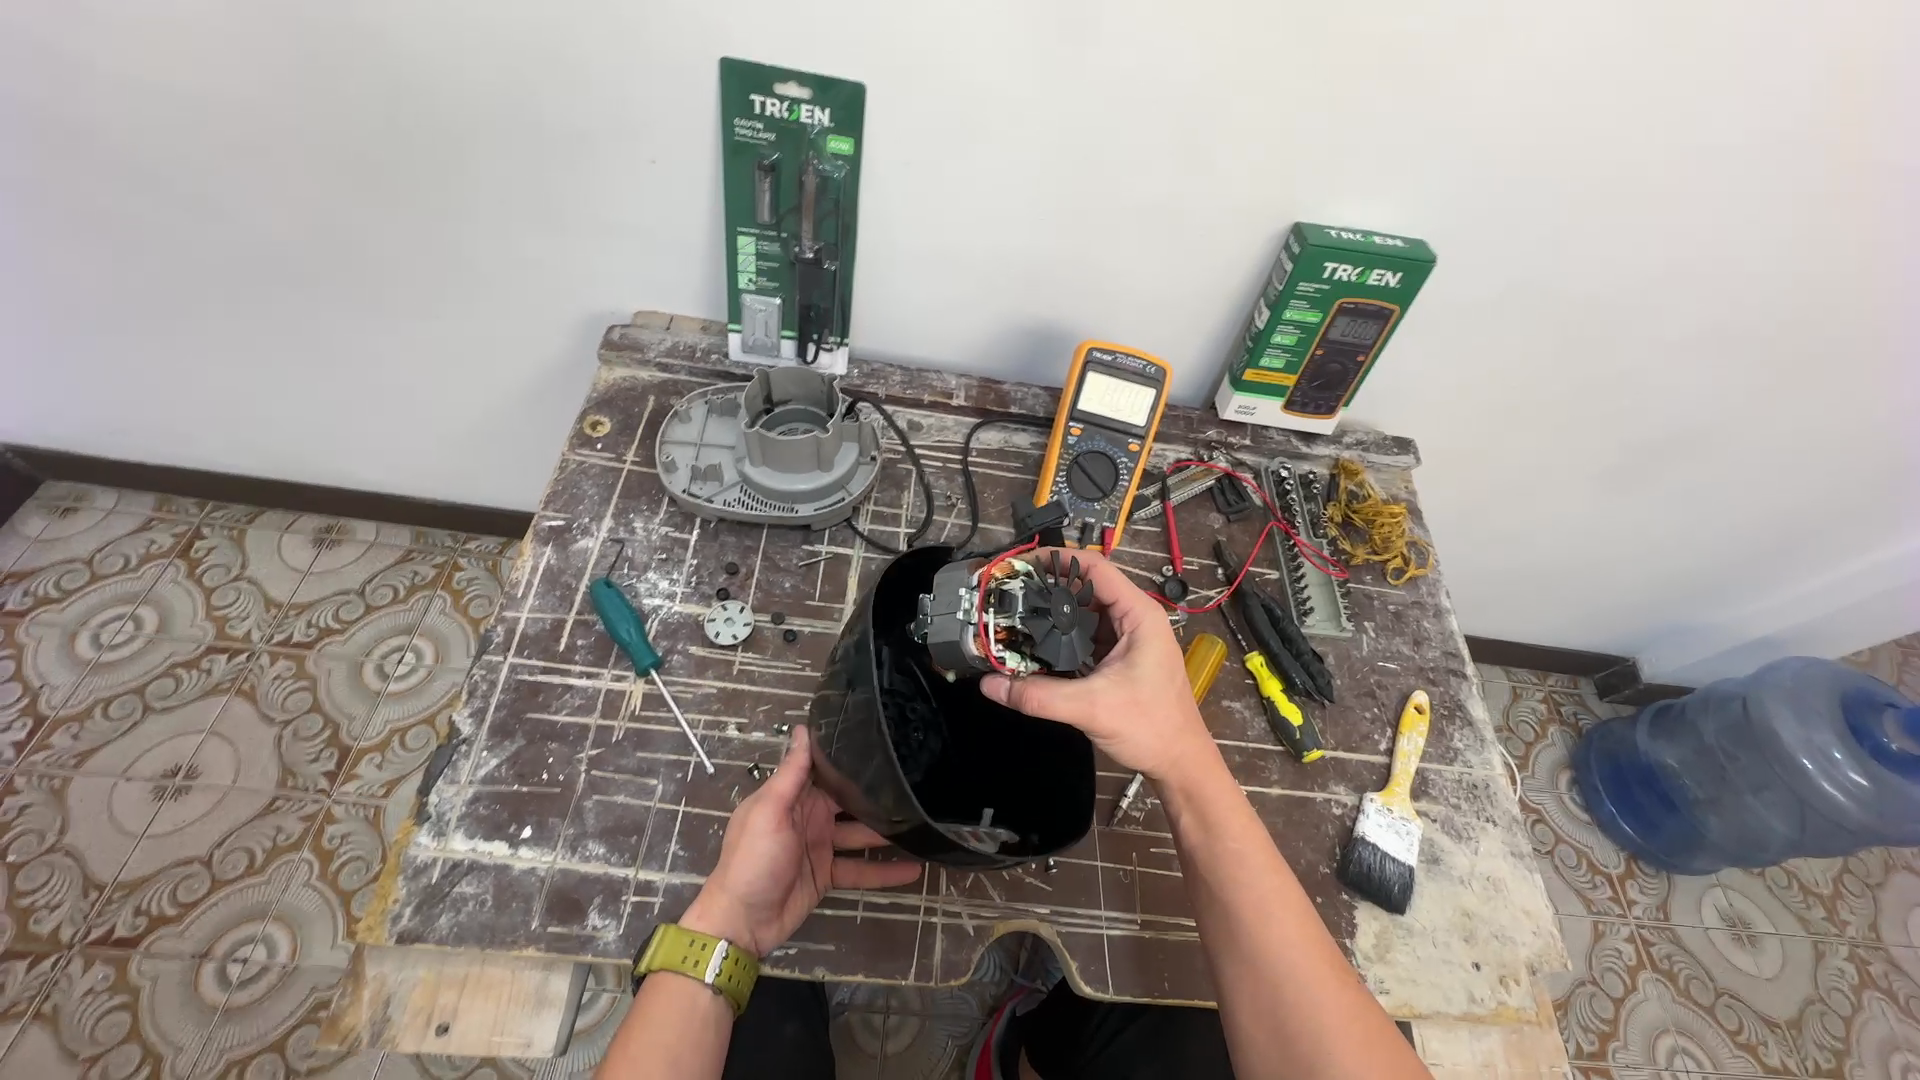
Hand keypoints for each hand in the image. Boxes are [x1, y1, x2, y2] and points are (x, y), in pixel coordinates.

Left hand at [681, 726, 921, 956]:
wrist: (740, 923)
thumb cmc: (752, 860)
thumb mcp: (770, 811)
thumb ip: (791, 773)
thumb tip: (803, 728)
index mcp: (792, 796)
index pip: (827, 770)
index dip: (852, 759)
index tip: (886, 743)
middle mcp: (809, 816)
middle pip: (849, 801)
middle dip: (878, 795)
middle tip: (918, 784)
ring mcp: (820, 846)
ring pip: (860, 834)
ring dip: (887, 833)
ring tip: (924, 825)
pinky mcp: (827, 874)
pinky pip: (860, 868)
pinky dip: (884, 871)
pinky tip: (914, 870)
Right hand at [979, 548, 1219, 783]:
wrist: (1180, 763)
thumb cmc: (1154, 729)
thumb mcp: (1091, 708)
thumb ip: (1038, 695)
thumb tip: (992, 685)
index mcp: (1139, 615)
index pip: (1096, 568)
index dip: (1058, 559)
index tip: (1023, 564)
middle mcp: (1134, 619)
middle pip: (1086, 587)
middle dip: (1049, 586)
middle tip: (1011, 591)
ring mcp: (1127, 638)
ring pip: (1084, 612)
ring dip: (1054, 613)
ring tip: (1017, 613)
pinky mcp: (1118, 656)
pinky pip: (1085, 635)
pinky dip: (1061, 636)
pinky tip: (1036, 644)